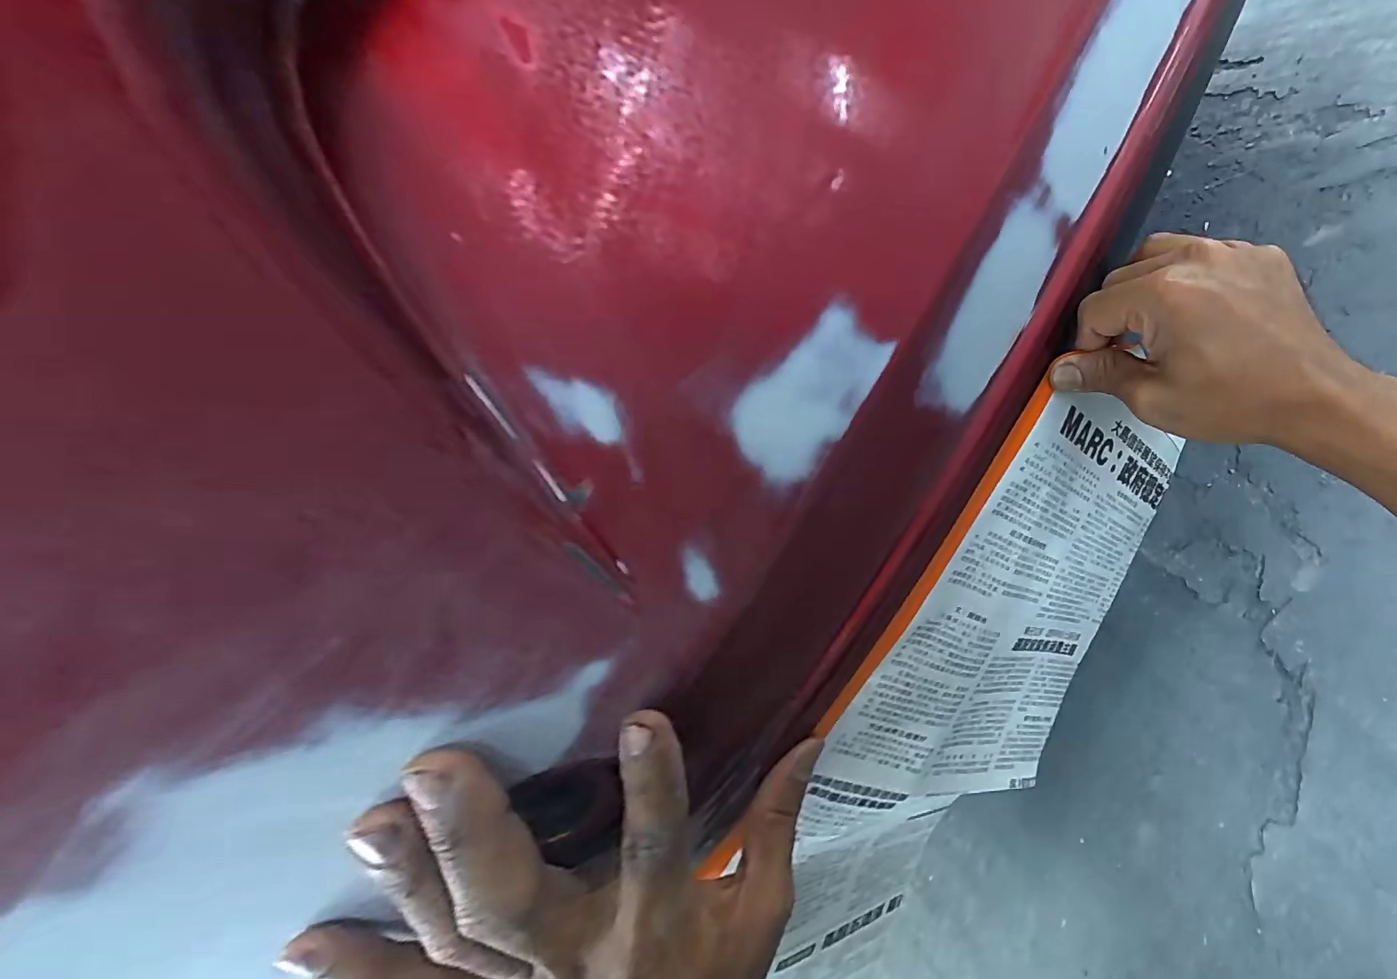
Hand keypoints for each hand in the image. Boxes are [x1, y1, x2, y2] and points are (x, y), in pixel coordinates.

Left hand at [278, 712, 822, 978]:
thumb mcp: (763, 910)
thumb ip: (777, 823)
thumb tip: (810, 742)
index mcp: (658, 923)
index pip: (660, 846)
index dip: (654, 786)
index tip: (643, 720)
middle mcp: (579, 958)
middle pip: (519, 903)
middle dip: (476, 837)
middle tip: (438, 770)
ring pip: (456, 940)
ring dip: (411, 884)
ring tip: (374, 821)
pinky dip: (361, 976)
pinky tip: (308, 942)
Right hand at [1049, 233, 1373, 450]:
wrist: (1315, 396)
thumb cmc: (1233, 403)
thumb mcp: (1157, 399)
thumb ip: (1103, 374)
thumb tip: (1061, 370)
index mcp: (1161, 293)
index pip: (1095, 308)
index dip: (1088, 343)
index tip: (1104, 367)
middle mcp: (1192, 256)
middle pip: (1122, 278)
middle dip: (1116, 316)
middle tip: (1134, 354)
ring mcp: (1230, 249)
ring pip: (1158, 255)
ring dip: (1146, 289)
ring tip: (1162, 328)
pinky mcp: (1258, 254)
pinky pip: (1203, 255)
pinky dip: (1190, 279)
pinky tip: (1205, 313)